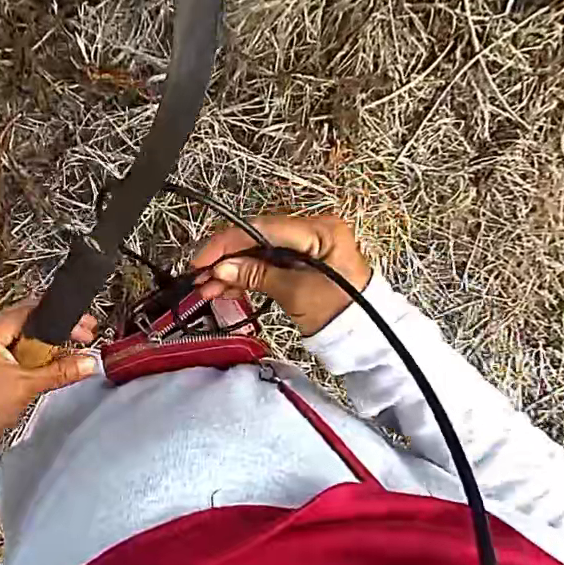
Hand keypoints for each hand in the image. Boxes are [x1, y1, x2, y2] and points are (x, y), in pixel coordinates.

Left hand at [0, 301, 98, 442]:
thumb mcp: (26, 387)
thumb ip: (60, 371)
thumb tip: (87, 362)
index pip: (30, 312)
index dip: (61, 321)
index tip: (83, 329)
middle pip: (25, 323)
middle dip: (53, 334)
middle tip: (79, 341)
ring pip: (17, 337)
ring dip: (40, 347)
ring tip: (60, 360)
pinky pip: (7, 350)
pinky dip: (25, 357)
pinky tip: (38, 369)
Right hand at [189, 215, 372, 335]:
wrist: (364, 336)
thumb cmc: (341, 312)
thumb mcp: (296, 292)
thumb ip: (257, 275)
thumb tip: (221, 268)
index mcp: (318, 230)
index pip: (262, 228)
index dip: (227, 243)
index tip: (203, 260)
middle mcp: (310, 232)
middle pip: (255, 239)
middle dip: (225, 258)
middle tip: (200, 277)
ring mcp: (303, 248)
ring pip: (256, 254)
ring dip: (230, 271)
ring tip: (207, 289)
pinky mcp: (297, 264)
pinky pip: (264, 265)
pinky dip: (243, 277)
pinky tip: (222, 288)